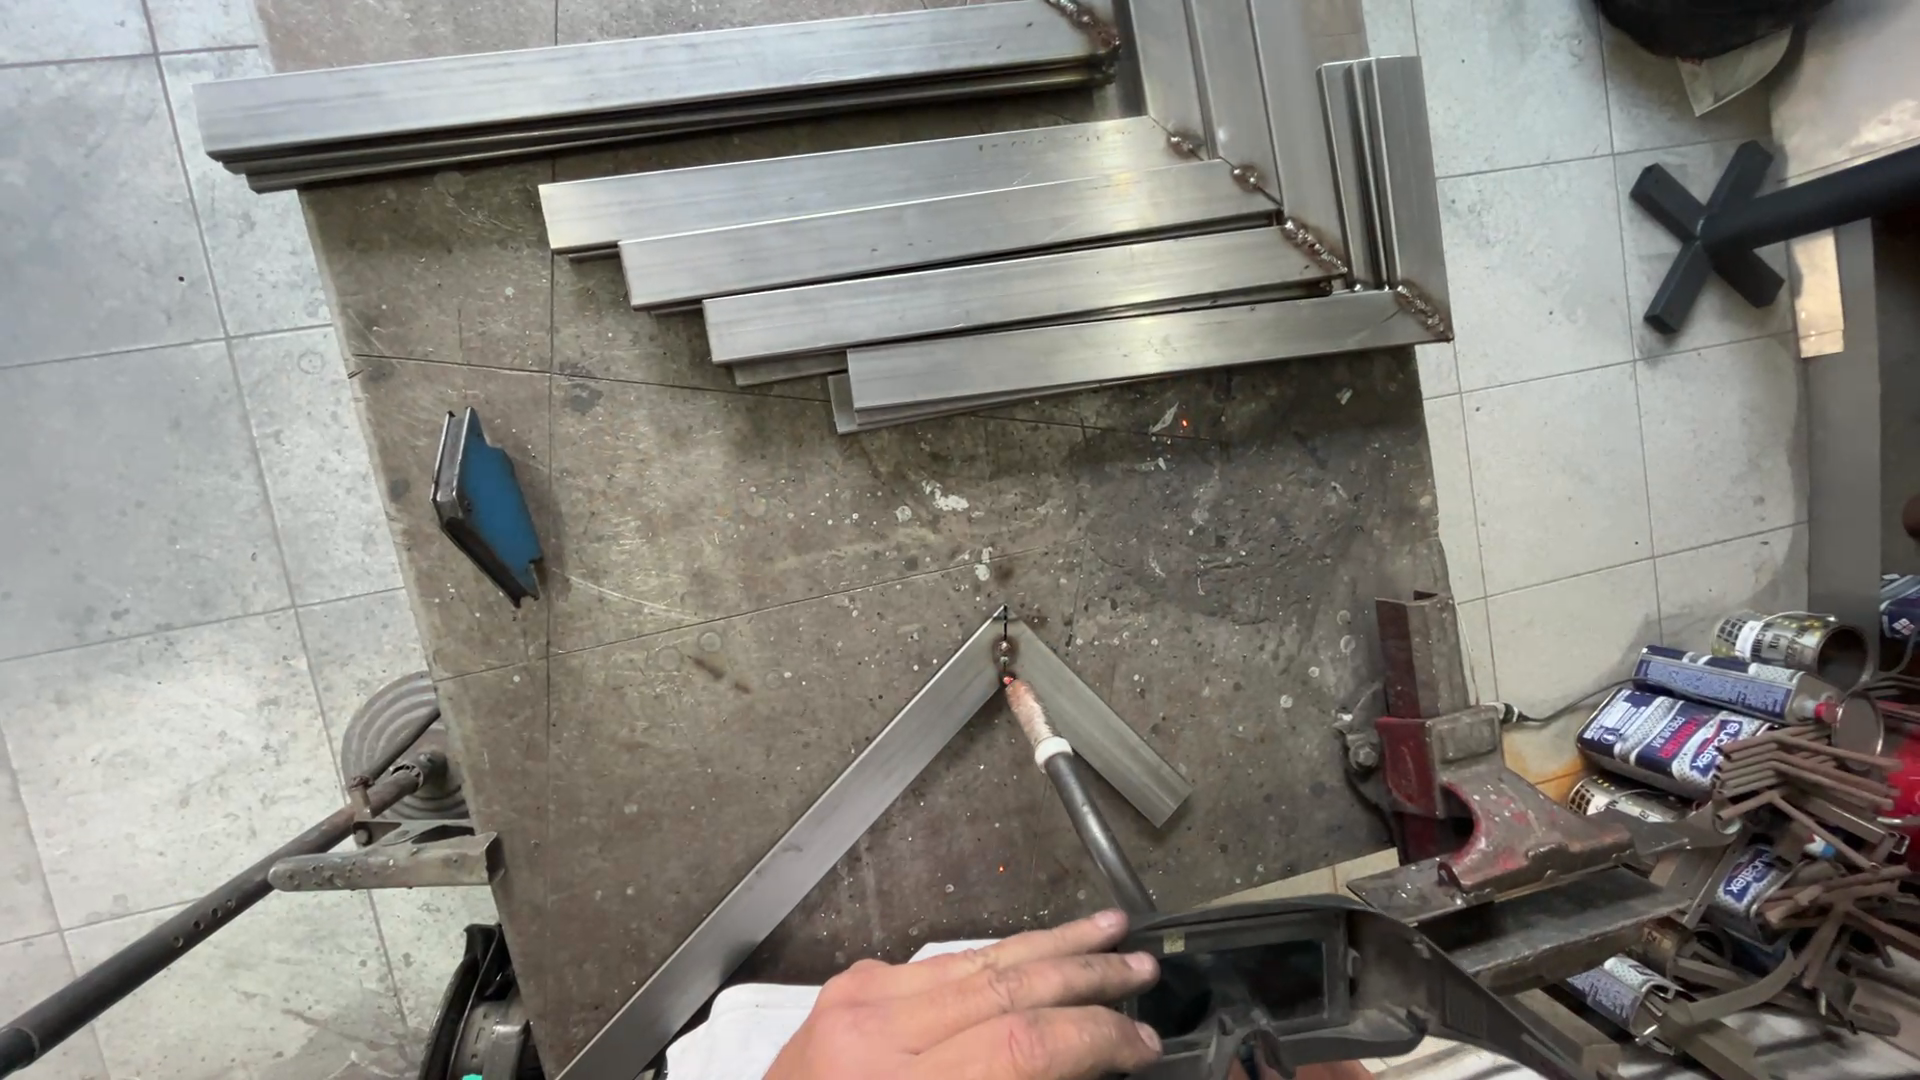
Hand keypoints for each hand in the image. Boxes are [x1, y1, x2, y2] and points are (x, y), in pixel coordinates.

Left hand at [765, 909, 1163, 1079]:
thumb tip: (1083, 1063)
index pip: (1020, 1045)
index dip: (1094, 1037)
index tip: (1143, 1040)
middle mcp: (876, 1029)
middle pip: (1004, 984)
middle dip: (1083, 972)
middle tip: (1141, 965)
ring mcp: (859, 994)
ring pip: (977, 957)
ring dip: (1048, 945)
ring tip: (1105, 929)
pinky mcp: (854, 980)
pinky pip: (943, 962)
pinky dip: (999, 956)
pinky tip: (1036, 949)